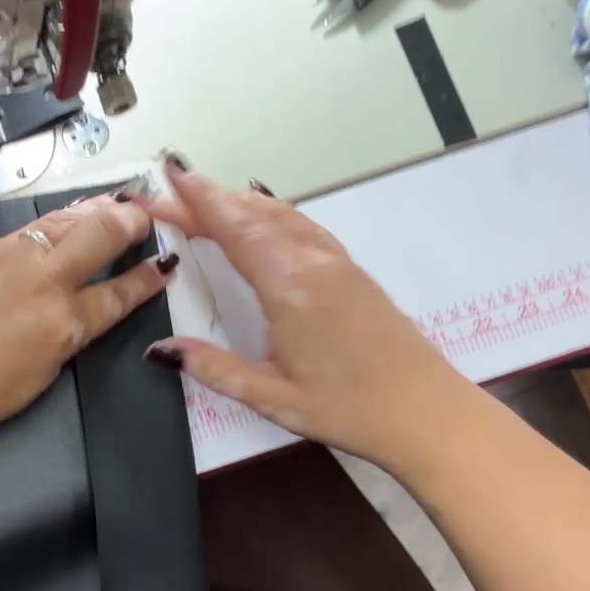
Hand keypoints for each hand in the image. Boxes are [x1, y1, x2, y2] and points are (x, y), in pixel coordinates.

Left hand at [0, 196, 171, 449]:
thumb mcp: (34, 379)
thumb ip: (61, 339)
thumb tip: (72, 314)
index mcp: (64, 327)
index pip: (119, 295)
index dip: (147, 279)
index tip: (164, 265)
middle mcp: (46, 283)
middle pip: (101, 235)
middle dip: (130, 221)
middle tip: (145, 215)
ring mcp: (13, 259)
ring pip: (66, 222)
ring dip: (97, 210)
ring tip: (116, 203)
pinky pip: (32, 228)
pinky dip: (59, 221)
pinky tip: (67, 219)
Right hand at [143, 161, 482, 471]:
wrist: (427, 413)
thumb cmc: (348, 410)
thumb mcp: (271, 397)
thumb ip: (215, 369)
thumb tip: (163, 348)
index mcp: (291, 289)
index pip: (236, 230)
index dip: (199, 202)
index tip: (169, 176)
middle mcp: (315, 264)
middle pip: (256, 215)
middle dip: (210, 197)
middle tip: (170, 189)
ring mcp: (338, 265)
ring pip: (283, 216)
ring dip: (240, 202)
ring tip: (205, 197)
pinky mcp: (352, 274)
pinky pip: (303, 227)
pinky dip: (272, 213)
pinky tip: (263, 216)